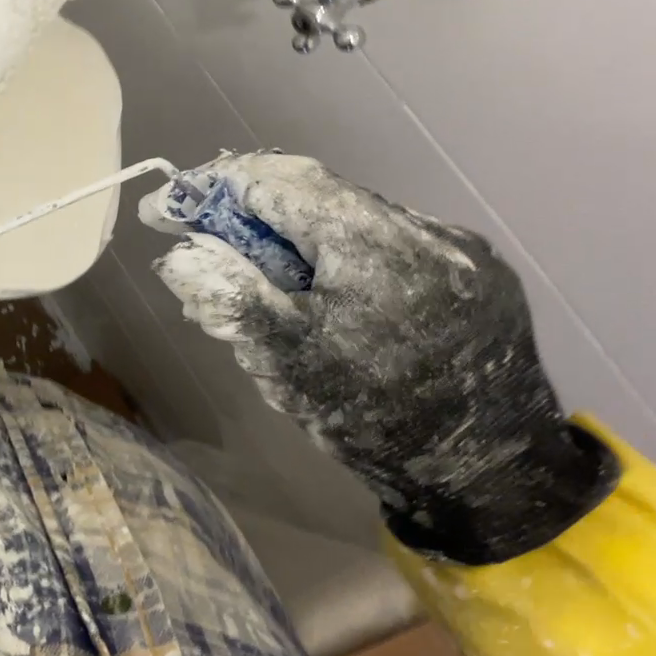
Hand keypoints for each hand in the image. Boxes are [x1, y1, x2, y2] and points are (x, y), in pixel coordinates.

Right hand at [141, 153, 613, 563]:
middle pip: (313, 194)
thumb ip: (225, 292)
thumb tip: (180, 250)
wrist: (493, 475)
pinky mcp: (476, 275)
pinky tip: (316, 294)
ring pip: (347, 217)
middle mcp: (423, 230)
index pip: (277, 181)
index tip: (161, 209)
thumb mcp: (281, 357)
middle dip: (245, 211)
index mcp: (374, 245)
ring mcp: (458, 250)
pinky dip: (332, 253)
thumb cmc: (372, 416)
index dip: (210, 187)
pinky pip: (383, 242)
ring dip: (288, 234)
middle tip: (196, 238)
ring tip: (252, 276)